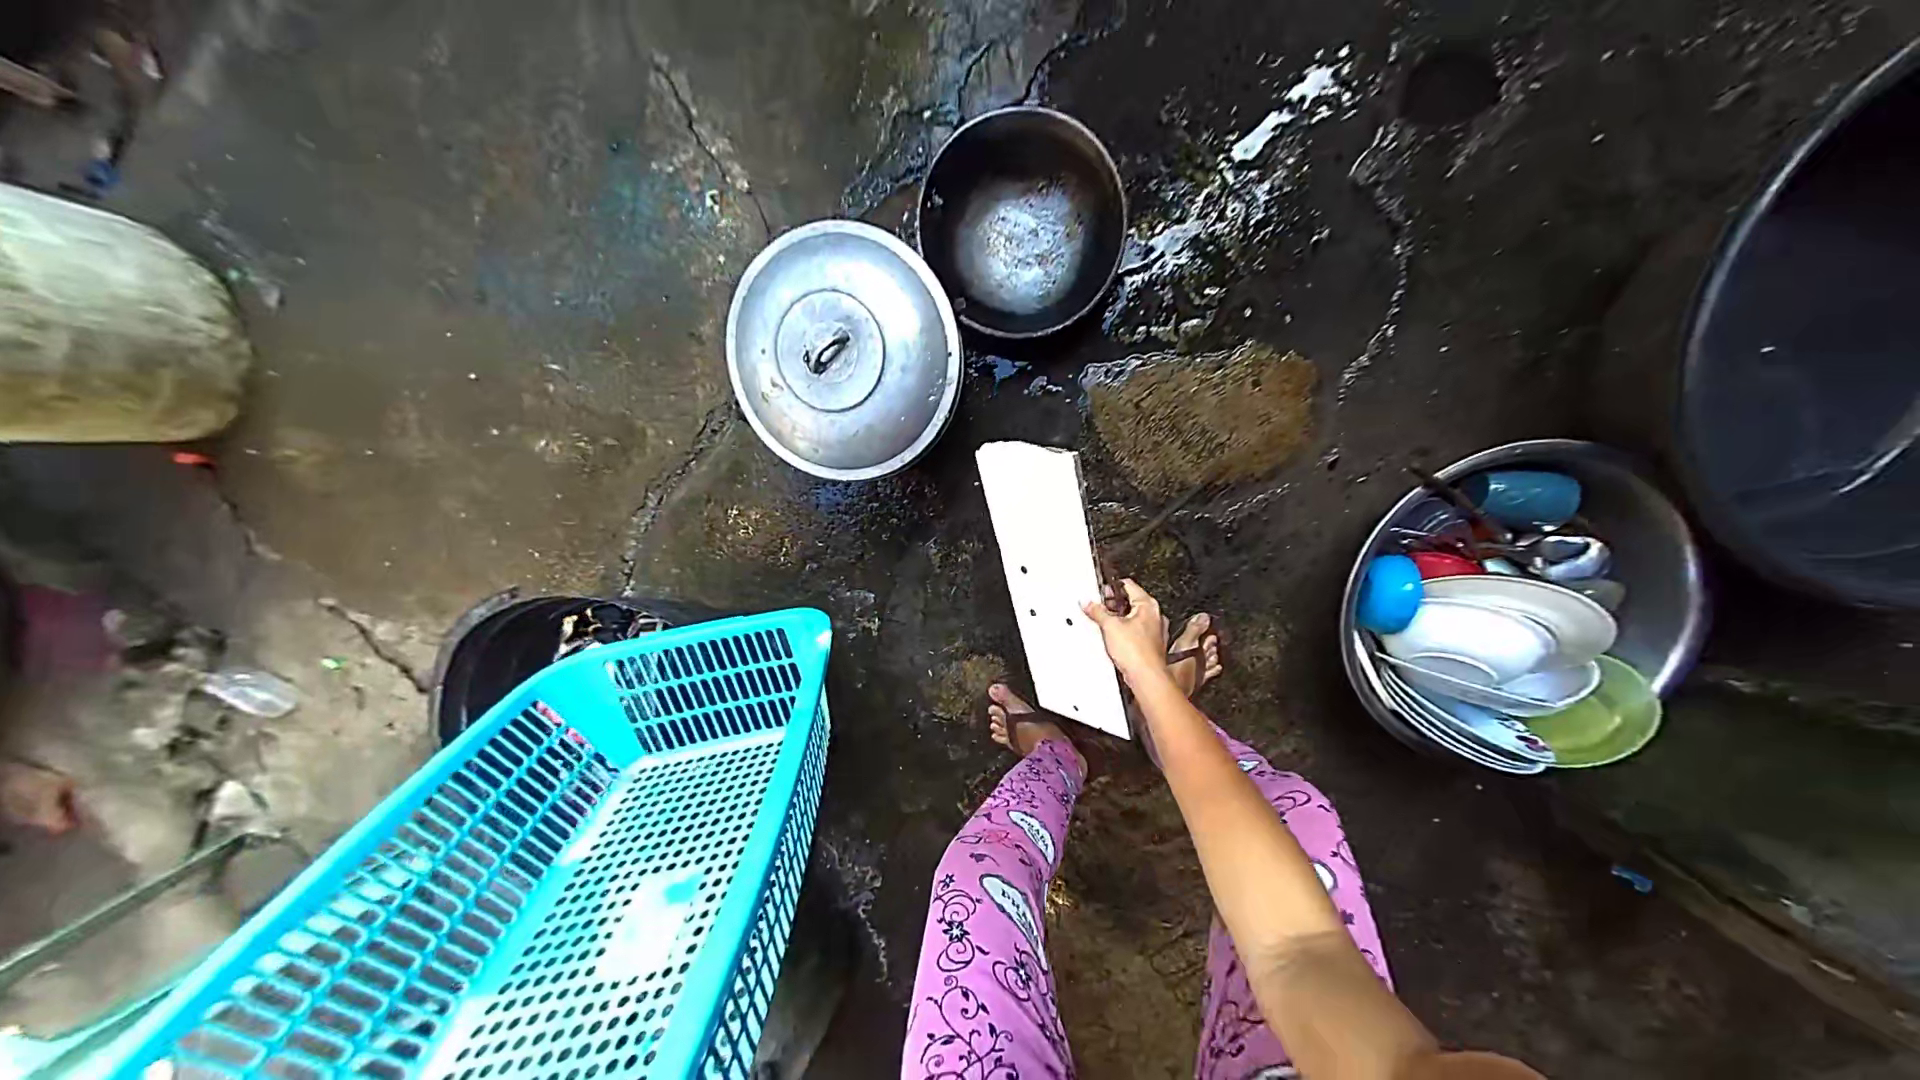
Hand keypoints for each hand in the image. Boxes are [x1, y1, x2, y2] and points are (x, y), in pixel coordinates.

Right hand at [1082, 578, 1169, 684]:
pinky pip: (1136, 630)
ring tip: (1106, 623)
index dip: (1112, 586)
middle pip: (1130, 601)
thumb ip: (1096, 611)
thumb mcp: (1109, 626)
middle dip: (1113, 604)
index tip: (1101, 590)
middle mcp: (1155, 615)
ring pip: (1133, 616)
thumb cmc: (1137, 652)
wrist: (1146, 676)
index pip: (1128, 585)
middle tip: (1100, 607)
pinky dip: (1125, 631)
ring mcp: (1154, 630)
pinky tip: (1115, 637)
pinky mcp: (1150, 643)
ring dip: (1119, 618)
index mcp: (1148, 605)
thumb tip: (1087, 603)